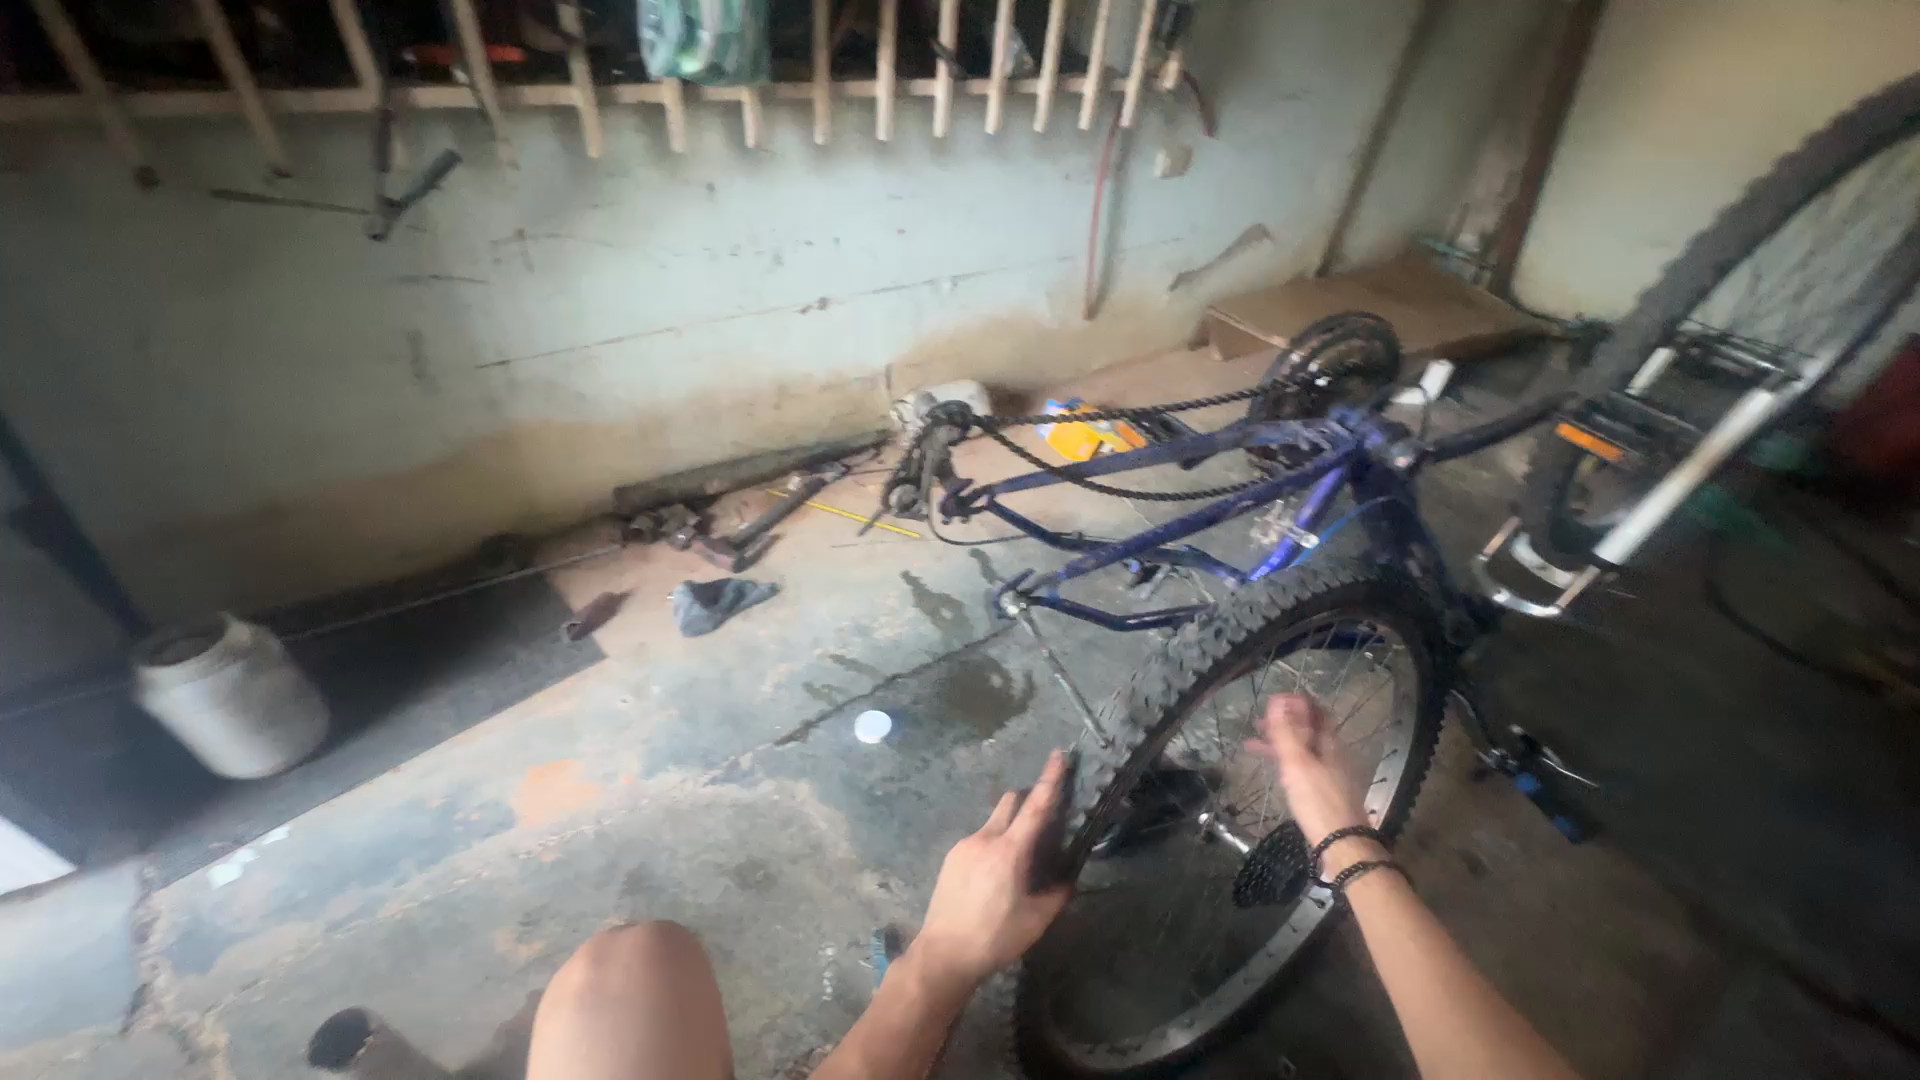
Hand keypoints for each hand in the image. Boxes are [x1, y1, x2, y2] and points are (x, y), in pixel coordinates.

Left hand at [913, 750, 1073, 986]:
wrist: (943, 953)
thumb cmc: (994, 939)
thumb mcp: (1036, 922)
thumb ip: (1057, 895)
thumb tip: (1068, 879)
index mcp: (1009, 852)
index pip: (1035, 806)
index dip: (1049, 779)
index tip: (1058, 755)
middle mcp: (985, 839)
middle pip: (1010, 803)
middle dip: (1028, 801)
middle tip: (1043, 818)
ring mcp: (964, 845)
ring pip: (994, 822)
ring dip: (1010, 828)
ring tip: (1018, 863)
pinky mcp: (951, 856)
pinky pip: (979, 839)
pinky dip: (994, 844)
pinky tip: (995, 876)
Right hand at [1245, 694, 1371, 850]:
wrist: (1341, 845)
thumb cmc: (1318, 801)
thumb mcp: (1297, 763)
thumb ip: (1286, 732)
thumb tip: (1278, 699)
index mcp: (1330, 744)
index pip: (1317, 712)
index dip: (1297, 702)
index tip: (1273, 700)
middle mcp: (1332, 756)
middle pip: (1308, 731)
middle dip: (1283, 723)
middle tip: (1258, 721)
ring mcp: (1329, 775)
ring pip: (1302, 750)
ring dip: (1280, 743)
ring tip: (1253, 743)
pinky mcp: (1324, 793)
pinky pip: (1301, 767)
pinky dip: (1284, 762)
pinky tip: (1274, 770)